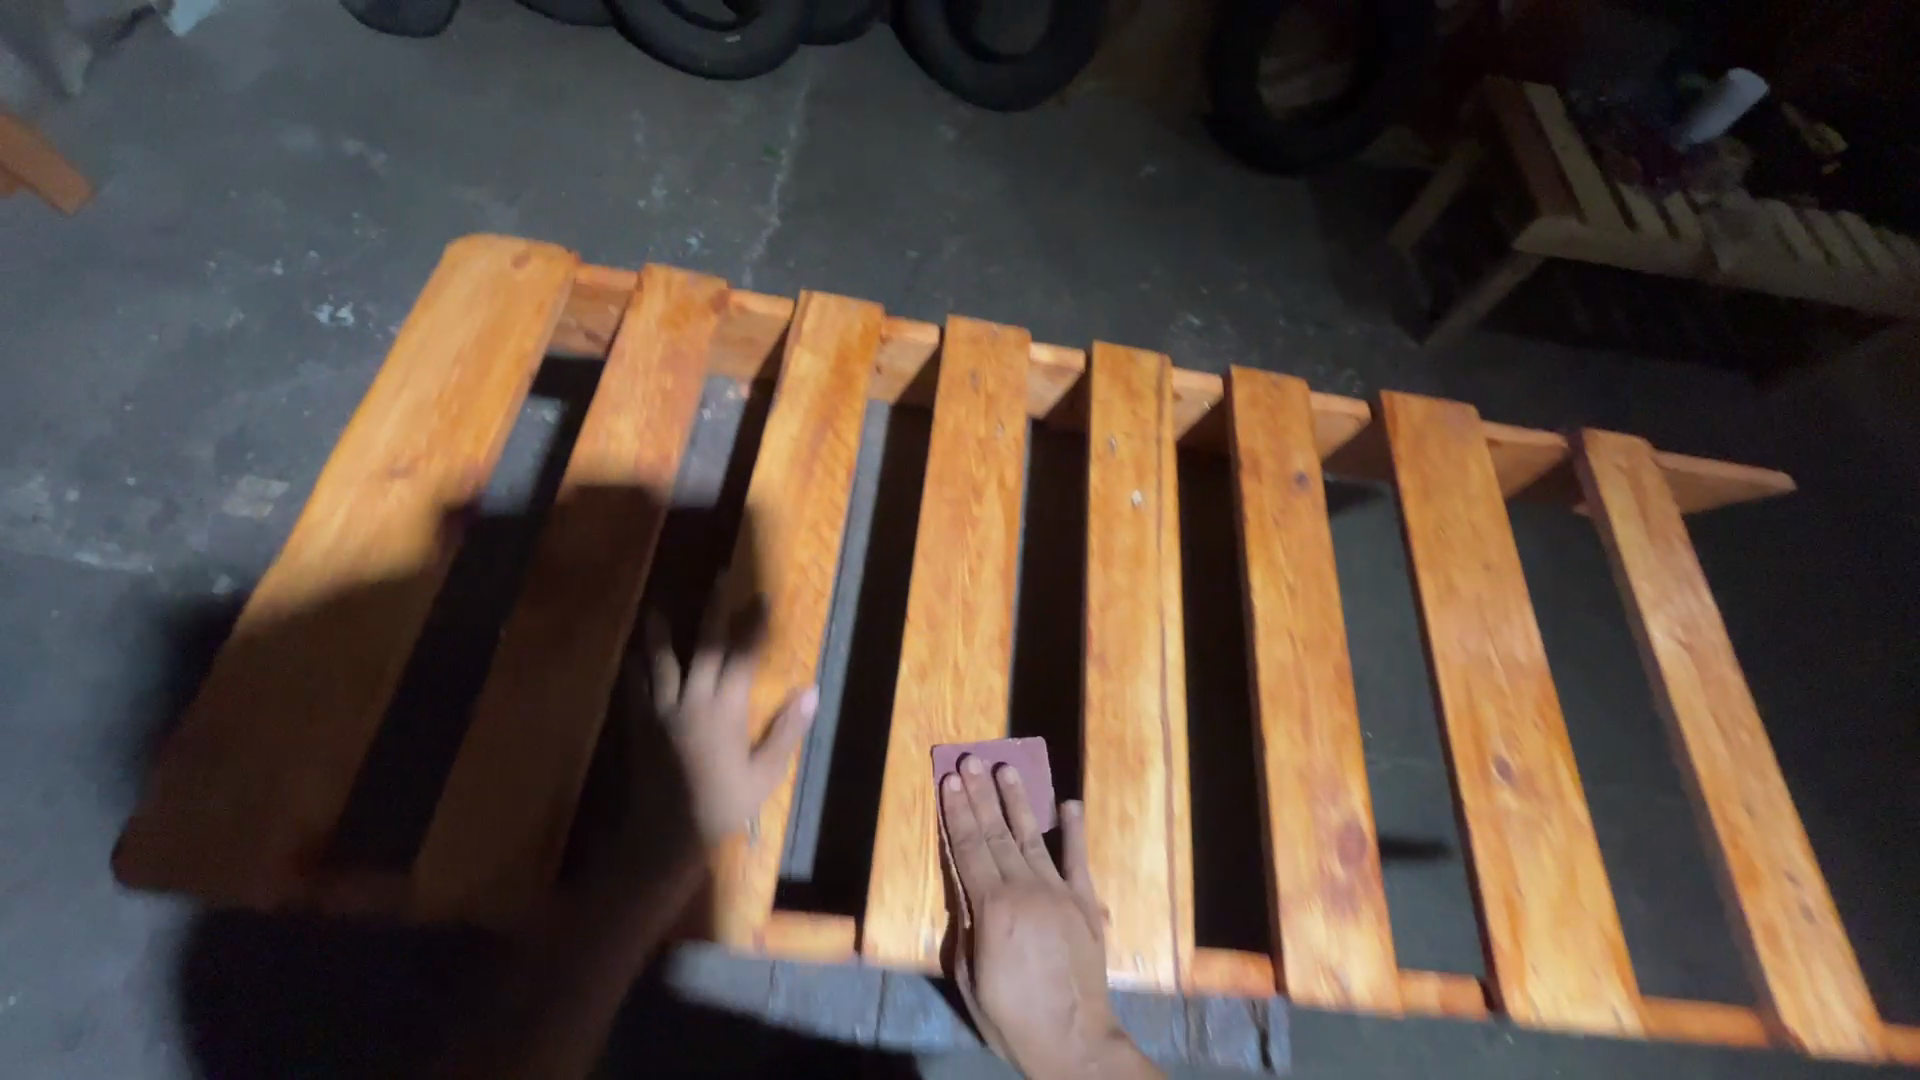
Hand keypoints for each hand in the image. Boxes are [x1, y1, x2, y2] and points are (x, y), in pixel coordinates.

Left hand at [642, 614, 817, 848]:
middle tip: (717, 579)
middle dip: (713, 611)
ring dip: (661, 631)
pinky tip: (630, 656)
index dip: (754, 625)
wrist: (664, 834)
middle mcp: (693, 699)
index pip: (744, 656)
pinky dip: (635, 668)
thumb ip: (786, 731)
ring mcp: (661, 710)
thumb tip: (811, 691)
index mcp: (726, 709)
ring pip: (661, 660)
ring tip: (657, 607)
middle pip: (704, 646)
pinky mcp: (640, 725)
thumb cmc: (721, 804)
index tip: (762, 598)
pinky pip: (635, 688)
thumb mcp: (764, 774)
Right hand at [940, 757, 1158, 1079]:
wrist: (1075, 1043)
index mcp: (993, 907)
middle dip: (980, 794)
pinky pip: (1078, 860)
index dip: (957, 812)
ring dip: (1018, 800)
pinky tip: (1068, 803)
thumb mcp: (970, 978)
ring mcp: (1059, 892)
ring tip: (1006, 767)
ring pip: (1032, 837)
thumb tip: (963, 886)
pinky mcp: (1086, 903)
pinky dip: (1073, 831)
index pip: (968, 847)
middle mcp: (1025, 888)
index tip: (949, 779)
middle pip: (996, 833)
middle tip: (970, 758)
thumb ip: (967, 926)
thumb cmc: (1012, 1017)